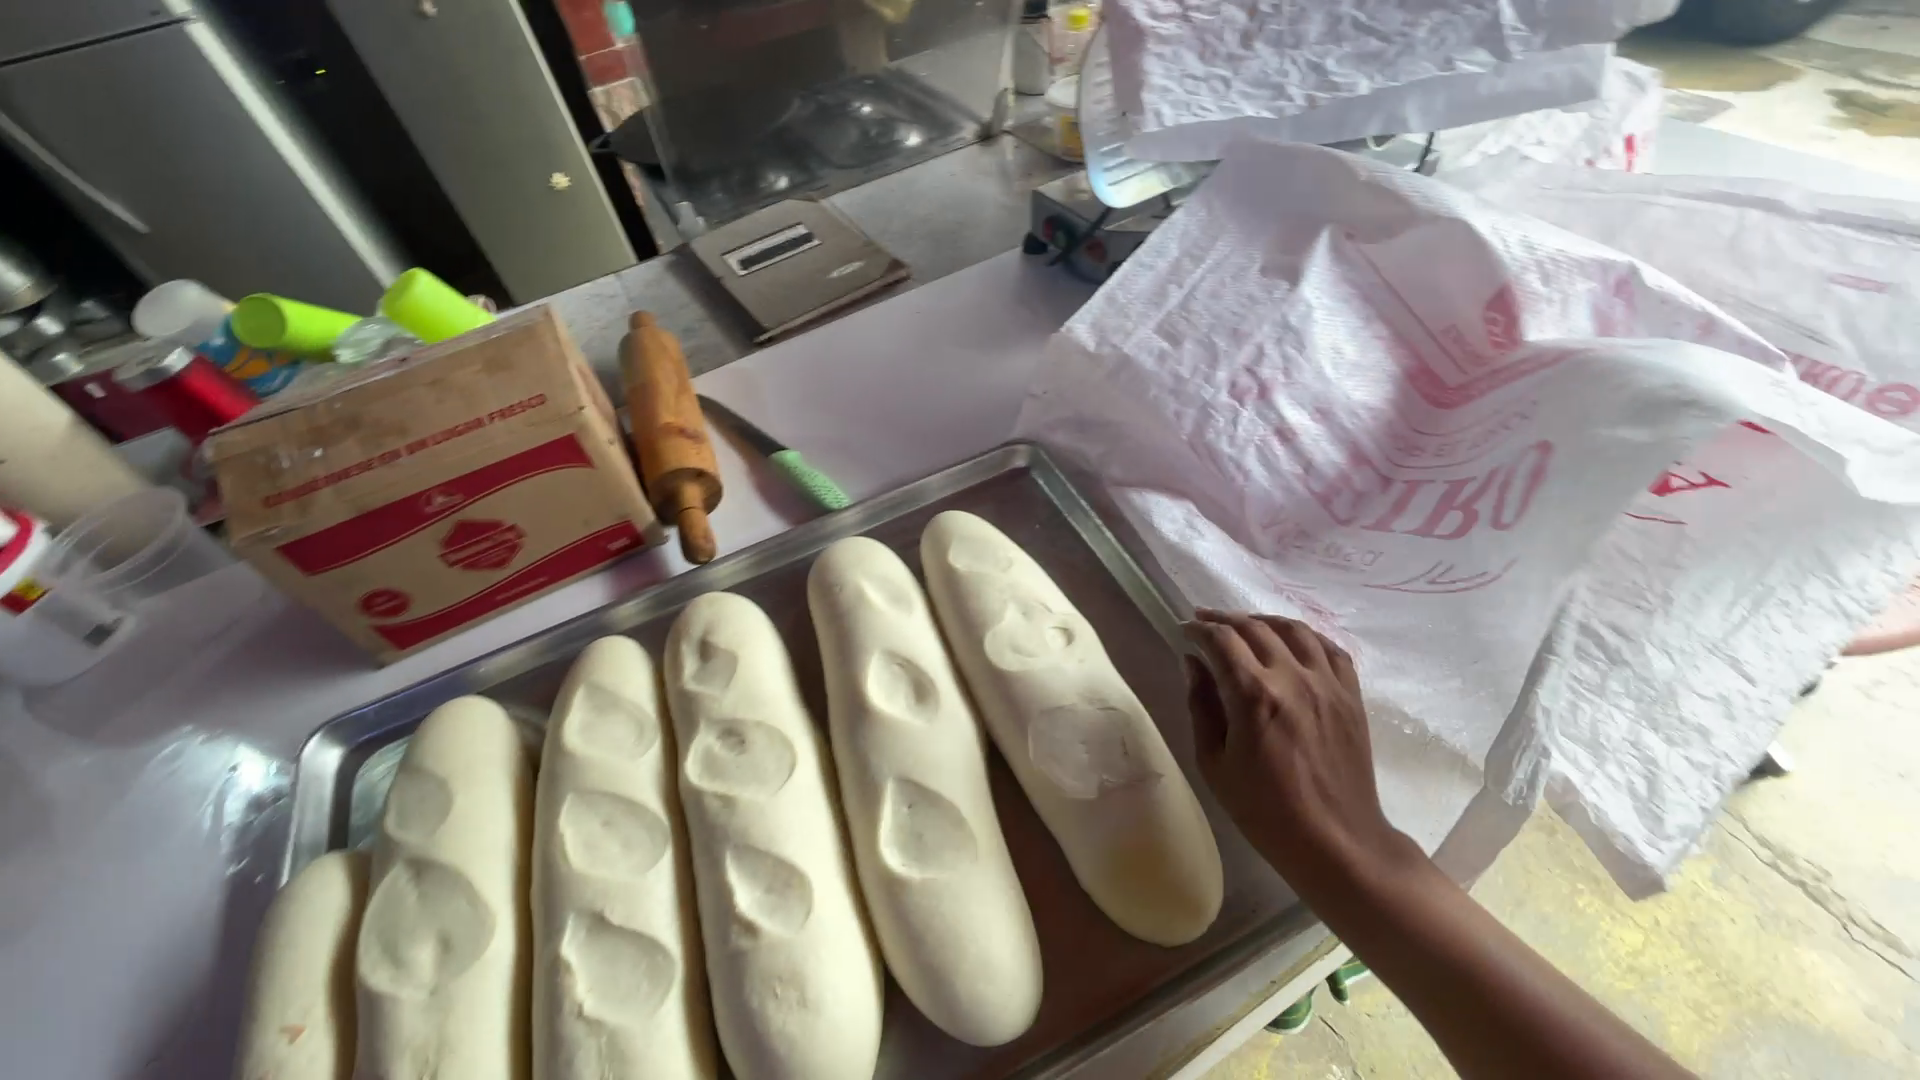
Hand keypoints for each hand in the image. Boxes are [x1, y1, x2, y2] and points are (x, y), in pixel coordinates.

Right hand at [1182, 611, 1414, 894]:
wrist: (1335, 840)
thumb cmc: (1263, 810)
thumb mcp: (1213, 762)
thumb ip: (1201, 705)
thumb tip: (1193, 663)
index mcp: (1253, 695)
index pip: (1220, 640)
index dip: (1197, 630)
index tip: (1183, 630)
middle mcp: (1292, 677)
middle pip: (1254, 628)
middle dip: (1223, 619)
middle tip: (1204, 621)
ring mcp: (1327, 683)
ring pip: (1293, 629)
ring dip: (1262, 621)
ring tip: (1244, 625)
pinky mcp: (1350, 695)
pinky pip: (1329, 648)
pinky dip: (1304, 635)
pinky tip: (1290, 641)